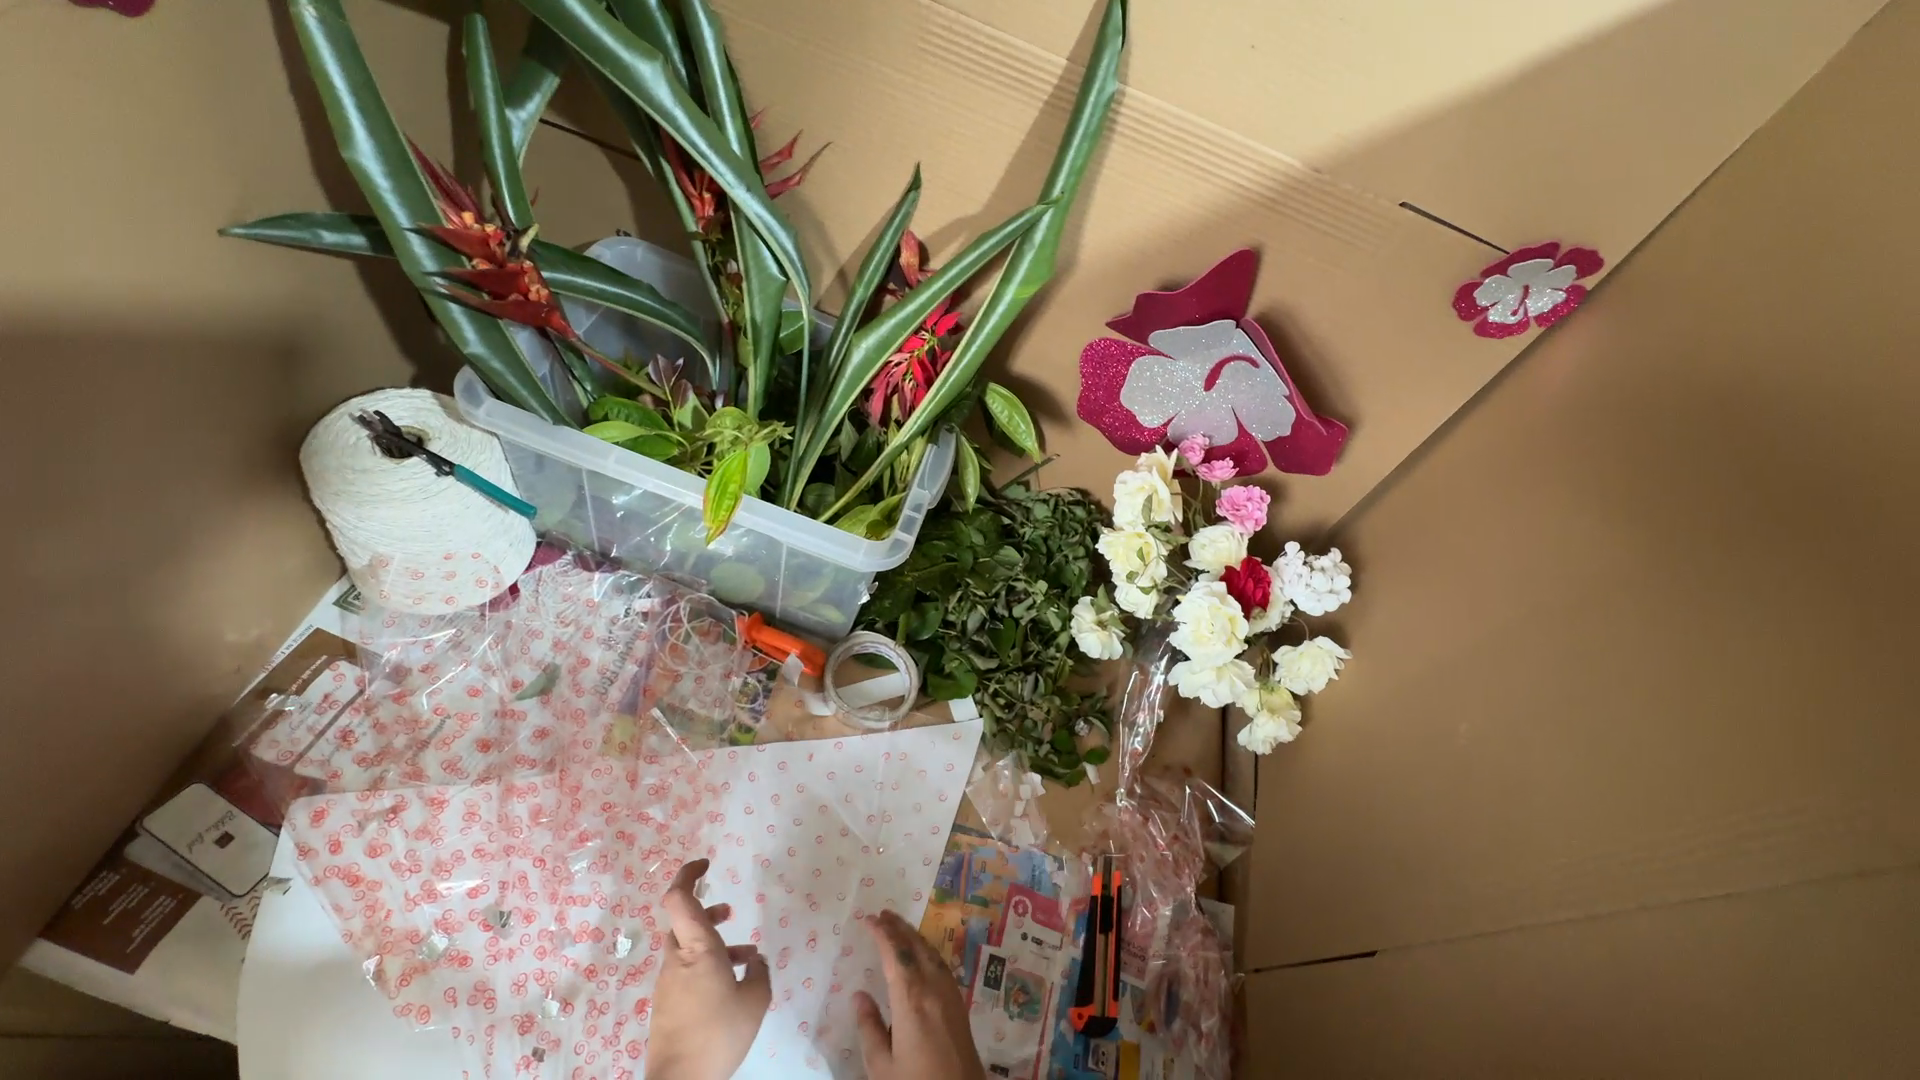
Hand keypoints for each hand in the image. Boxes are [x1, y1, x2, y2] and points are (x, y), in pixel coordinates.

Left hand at [645, 858, 771, 1079]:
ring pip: (688, 948)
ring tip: (746, 956)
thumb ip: (759, 973)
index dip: (688, 874)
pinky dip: (707, 967)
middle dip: (708, 912)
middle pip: (684, 921)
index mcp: (697, 948)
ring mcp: (669, 982)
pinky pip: (687, 971)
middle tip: (730, 912)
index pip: (678, 898)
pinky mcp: (668, 1003)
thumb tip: (755, 961)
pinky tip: (732, 986)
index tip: (705, 864)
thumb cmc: (719, 1033)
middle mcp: (678, 959)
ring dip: (714, 943)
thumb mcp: (755, 999)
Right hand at [853, 910, 985, 1079]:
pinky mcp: (960, 1006)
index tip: (869, 919)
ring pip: (932, 953)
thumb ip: (869, 1028)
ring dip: (915, 936)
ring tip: (900, 927)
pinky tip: (923, 956)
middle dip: (899, 927)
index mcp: (911, 999)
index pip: (895, 954)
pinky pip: (942, 966)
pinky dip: (928, 951)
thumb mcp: (882, 1066)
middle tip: (883, 914)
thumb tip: (859, 995)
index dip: (882, 933)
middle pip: (916, 946)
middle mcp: (933, 988)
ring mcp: (950, 995)